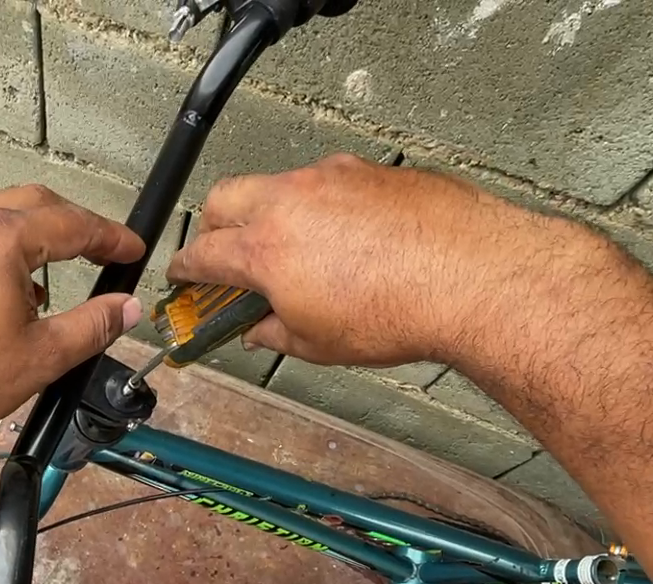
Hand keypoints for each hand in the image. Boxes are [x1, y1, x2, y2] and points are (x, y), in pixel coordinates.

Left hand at [0, 186, 145, 446]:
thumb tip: (126, 308)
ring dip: (36, 238)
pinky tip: (9, 291)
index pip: (71, 224)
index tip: (132, 249)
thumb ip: (93, 326)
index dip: (110, 237)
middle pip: (36, 204)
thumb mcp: (41, 356)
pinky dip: (1, 249)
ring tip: (55, 281)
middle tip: (101, 252)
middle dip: (74, 225)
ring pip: (0, 215)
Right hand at [168, 154, 610, 368]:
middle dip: (212, 227)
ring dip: (264, 214)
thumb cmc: (397, 311)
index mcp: (264, 249)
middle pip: (223, 198)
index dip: (183, 268)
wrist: (472, 278)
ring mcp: (331, 179)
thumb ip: (272, 332)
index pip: (201, 252)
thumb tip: (259, 329)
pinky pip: (322, 183)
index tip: (181, 275)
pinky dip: (312, 207)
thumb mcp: (315, 343)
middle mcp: (290, 202)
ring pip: (273, 186)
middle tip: (223, 256)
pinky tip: (336, 239)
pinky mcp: (368, 172)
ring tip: (287, 252)